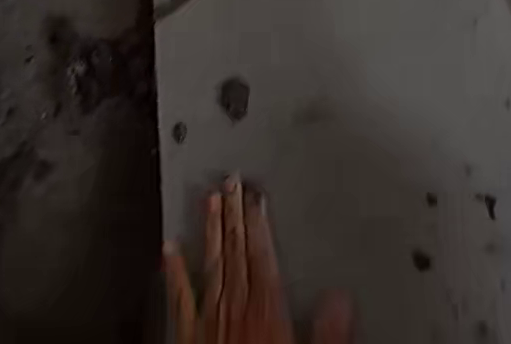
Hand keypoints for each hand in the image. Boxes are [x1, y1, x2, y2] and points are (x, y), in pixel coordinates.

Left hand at [163, 175, 353, 343]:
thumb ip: (326, 329)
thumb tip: (340, 297)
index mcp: (266, 307)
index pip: (262, 252)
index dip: (258, 220)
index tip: (255, 195)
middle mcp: (236, 305)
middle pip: (236, 249)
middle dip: (234, 213)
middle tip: (232, 181)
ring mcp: (210, 317)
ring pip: (212, 263)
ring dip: (210, 229)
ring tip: (209, 198)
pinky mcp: (188, 334)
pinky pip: (181, 297)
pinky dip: (174, 270)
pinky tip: (169, 248)